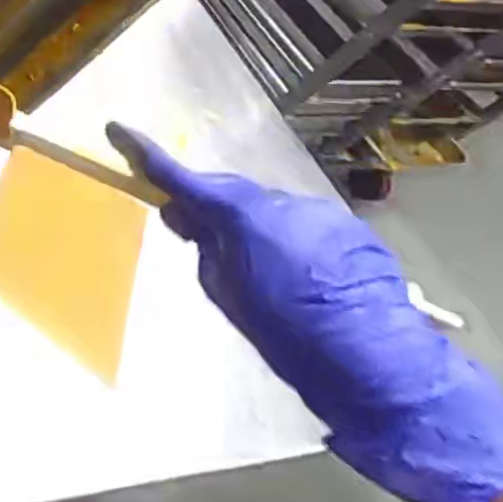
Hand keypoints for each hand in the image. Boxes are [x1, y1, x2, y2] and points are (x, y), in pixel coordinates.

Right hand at [106, 123, 502, 501]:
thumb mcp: (230, 297)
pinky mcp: (347, 228)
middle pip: (229, 193)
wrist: (384, 371)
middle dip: (208, 207)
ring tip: (260, 272)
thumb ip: (205, 250)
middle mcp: (281, 201)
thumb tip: (188, 220)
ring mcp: (318, 211)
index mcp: (245, 217)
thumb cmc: (293, 339)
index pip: (184, 179)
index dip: (146, 154)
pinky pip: (298, 224)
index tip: (118, 130)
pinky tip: (299, 277)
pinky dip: (286, 240)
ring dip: (253, 229)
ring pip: (267, 210)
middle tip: (190, 231)